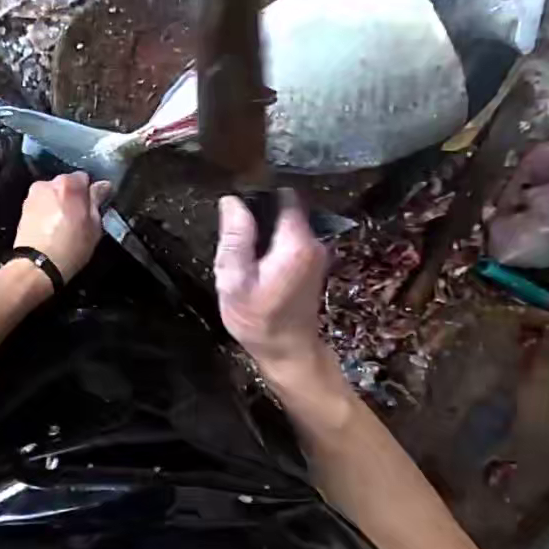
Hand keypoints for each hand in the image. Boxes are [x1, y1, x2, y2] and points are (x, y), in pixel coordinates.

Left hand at [14, 172, 111, 283]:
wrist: (37, 266)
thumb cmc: (70, 247)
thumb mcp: (94, 225)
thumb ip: (97, 200)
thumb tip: (103, 186)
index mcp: (68, 184)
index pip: (85, 178)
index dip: (90, 194)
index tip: (93, 208)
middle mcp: (47, 184)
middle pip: (66, 186)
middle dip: (73, 198)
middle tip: (79, 220)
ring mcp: (32, 196)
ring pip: (53, 196)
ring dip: (59, 206)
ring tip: (64, 228)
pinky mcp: (23, 210)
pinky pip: (42, 206)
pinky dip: (47, 214)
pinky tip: (52, 231)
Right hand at [215, 190, 328, 367]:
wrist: (288, 352)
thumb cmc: (258, 320)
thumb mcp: (234, 279)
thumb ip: (235, 237)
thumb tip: (232, 200)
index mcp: (296, 242)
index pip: (284, 196)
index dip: (259, 195)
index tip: (237, 207)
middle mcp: (314, 242)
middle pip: (285, 209)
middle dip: (259, 216)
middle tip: (234, 237)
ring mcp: (317, 253)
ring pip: (286, 225)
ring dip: (264, 233)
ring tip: (242, 252)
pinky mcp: (312, 263)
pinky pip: (289, 240)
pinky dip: (273, 245)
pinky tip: (256, 264)